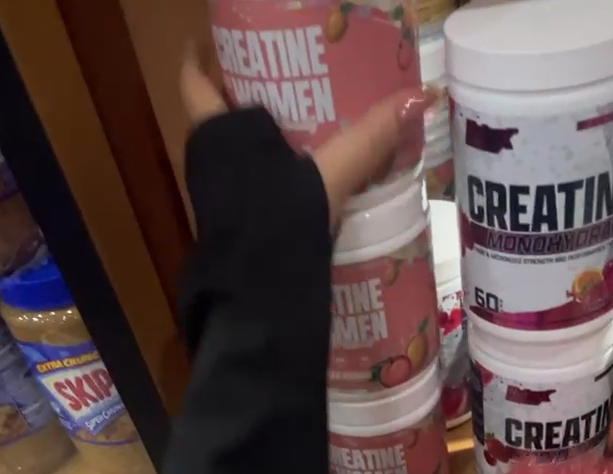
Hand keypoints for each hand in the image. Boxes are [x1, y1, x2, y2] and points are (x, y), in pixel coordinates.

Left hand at [181, 41, 436, 227]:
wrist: (258, 297)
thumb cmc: (275, 223)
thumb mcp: (327, 176)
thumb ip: (368, 140)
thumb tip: (418, 98)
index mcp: (215, 135)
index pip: (195, 77)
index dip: (205, 53)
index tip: (224, 36)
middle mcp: (208, 163)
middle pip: (219, 116)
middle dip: (246, 96)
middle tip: (285, 77)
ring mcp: (219, 201)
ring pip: (235, 158)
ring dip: (262, 143)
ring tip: (303, 125)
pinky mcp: (236, 232)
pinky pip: (251, 192)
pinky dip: (272, 181)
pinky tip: (304, 182)